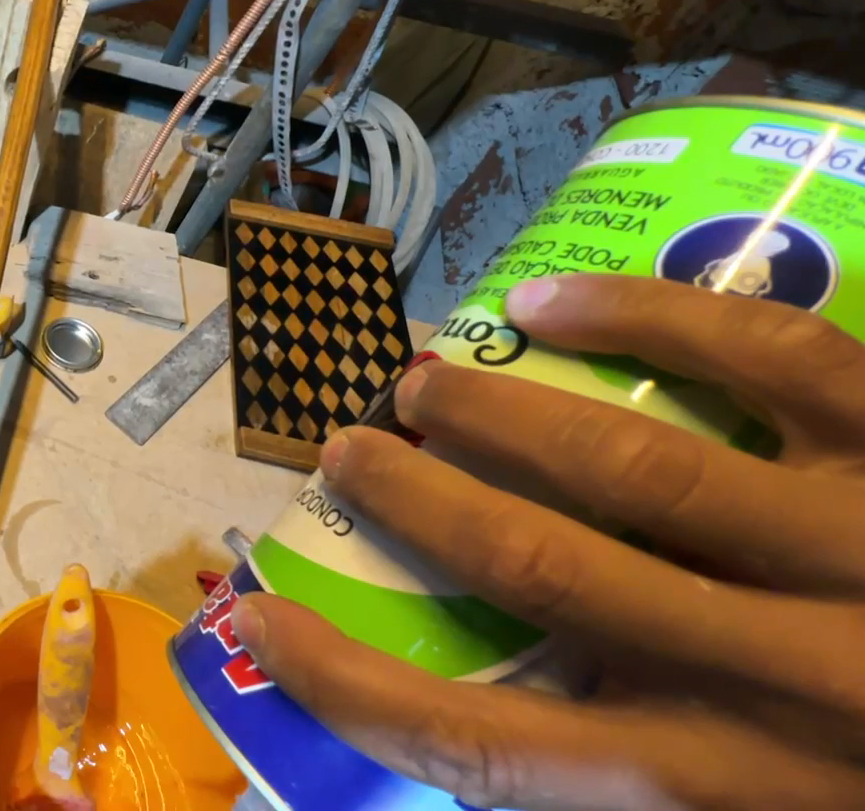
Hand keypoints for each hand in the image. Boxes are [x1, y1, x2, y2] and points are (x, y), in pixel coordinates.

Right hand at [232, 274, 864, 809]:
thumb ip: (640, 766)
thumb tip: (501, 714)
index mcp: (738, 798)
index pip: (479, 750)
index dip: (341, 682)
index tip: (262, 619)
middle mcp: (797, 693)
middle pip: (529, 570)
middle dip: (404, 495)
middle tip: (348, 449)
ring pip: (626, 466)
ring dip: (485, 412)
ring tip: (419, 379)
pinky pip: (778, 360)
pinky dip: (639, 316)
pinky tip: (548, 299)